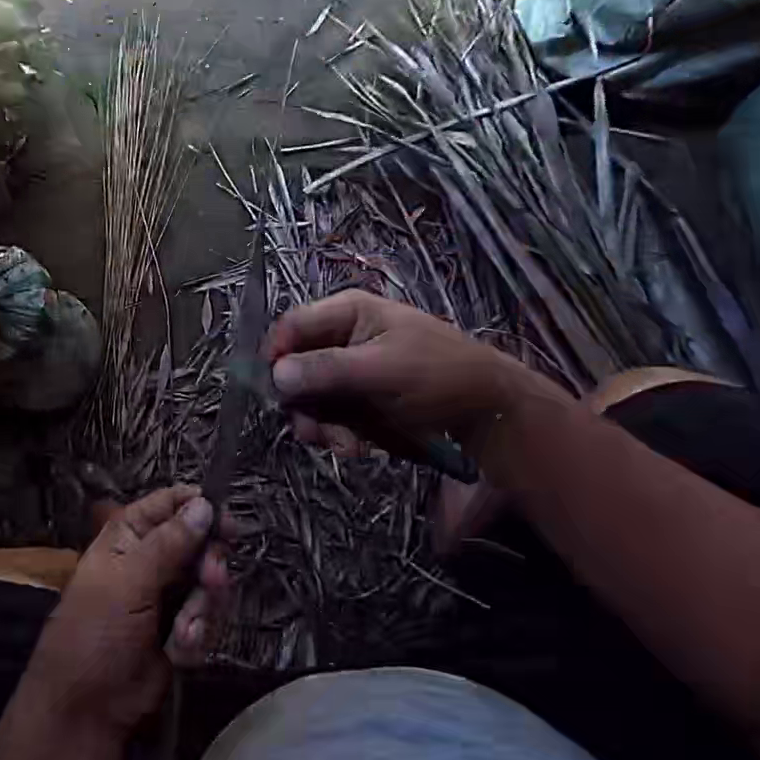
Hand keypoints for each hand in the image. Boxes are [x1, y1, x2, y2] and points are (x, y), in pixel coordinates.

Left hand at [20, 486, 229, 733]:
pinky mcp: (183, 627)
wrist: (87, 711)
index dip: (200, 507)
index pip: (171, 503)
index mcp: (129, 536)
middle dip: (209, 565)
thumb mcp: (129, 581)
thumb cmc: (96, 635)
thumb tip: (205, 504)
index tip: (226, 524)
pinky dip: (198, 634)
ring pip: (210, 581)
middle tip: (210, 581)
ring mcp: (169, 594)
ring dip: (203, 608)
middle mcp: (152, 558)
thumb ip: (170, 542)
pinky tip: (180, 651)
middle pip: (201, 541)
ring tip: (184, 631)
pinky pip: (209, 616)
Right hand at [265, 290, 550, 454]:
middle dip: (302, 403)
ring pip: (309, 397)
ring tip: (345, 445)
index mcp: (347, 312)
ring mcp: (349, 368)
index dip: (276, 357)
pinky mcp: (357, 397)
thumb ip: (327, 370)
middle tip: (314, 432)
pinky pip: (330, 414)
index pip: (291, 326)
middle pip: (294, 366)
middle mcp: (341, 336)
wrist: (486, 408)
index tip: (273, 393)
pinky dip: (337, 433)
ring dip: (320, 424)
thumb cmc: (437, 374)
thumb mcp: (382, 369)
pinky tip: (356, 447)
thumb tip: (275, 374)